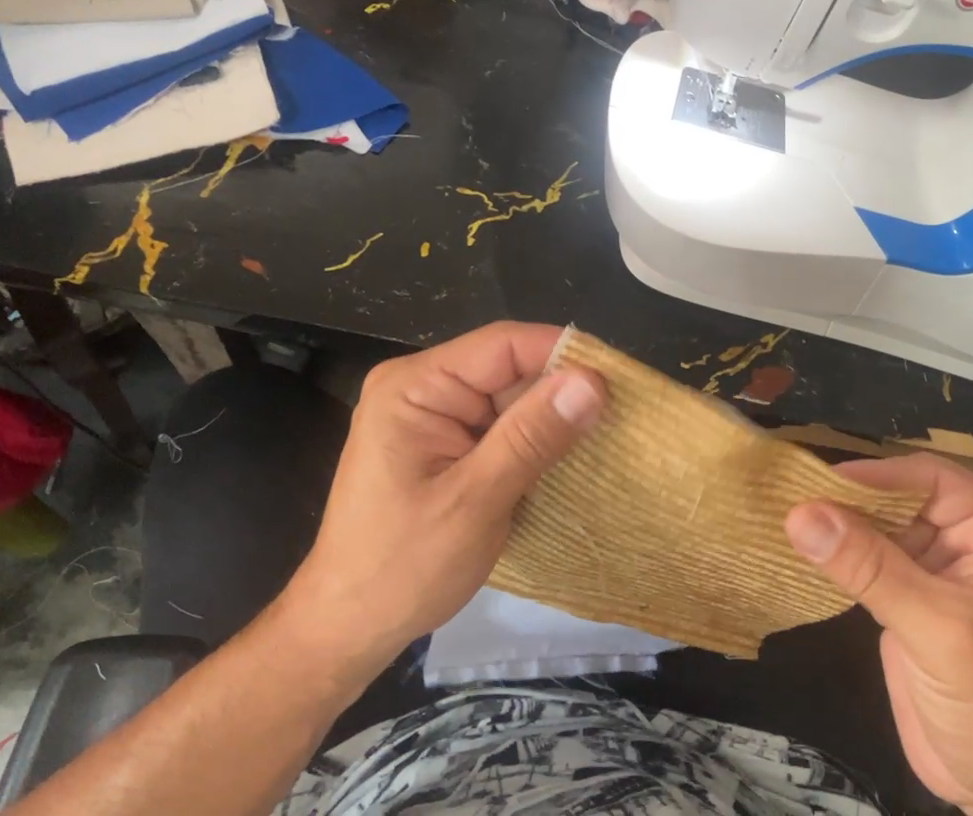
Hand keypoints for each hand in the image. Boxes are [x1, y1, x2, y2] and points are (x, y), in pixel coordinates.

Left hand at [278, 322, 604, 677]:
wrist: (349, 626)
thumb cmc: (402, 567)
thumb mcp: (475, 501)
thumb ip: (532, 436)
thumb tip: (593, 382)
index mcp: (415, 387)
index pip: (504, 346)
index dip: (564, 355)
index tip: (622, 381)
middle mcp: (421, 388)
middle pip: (509, 369)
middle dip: (562, 391)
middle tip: (623, 418)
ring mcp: (431, 417)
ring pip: (509, 400)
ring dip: (551, 420)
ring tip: (608, 438)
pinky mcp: (443, 445)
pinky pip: (498, 428)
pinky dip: (533, 443)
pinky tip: (568, 460)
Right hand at [785, 454, 972, 815]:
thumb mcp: (938, 628)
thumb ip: (869, 567)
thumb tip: (800, 512)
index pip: (931, 479)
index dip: (873, 476)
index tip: (811, 480)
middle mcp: (972, 542)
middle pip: (901, 500)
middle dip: (848, 500)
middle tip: (785, 496)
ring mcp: (940, 575)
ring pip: (881, 532)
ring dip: (838, 529)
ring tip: (780, 517)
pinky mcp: (913, 606)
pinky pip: (871, 567)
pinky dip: (839, 561)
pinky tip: (799, 553)